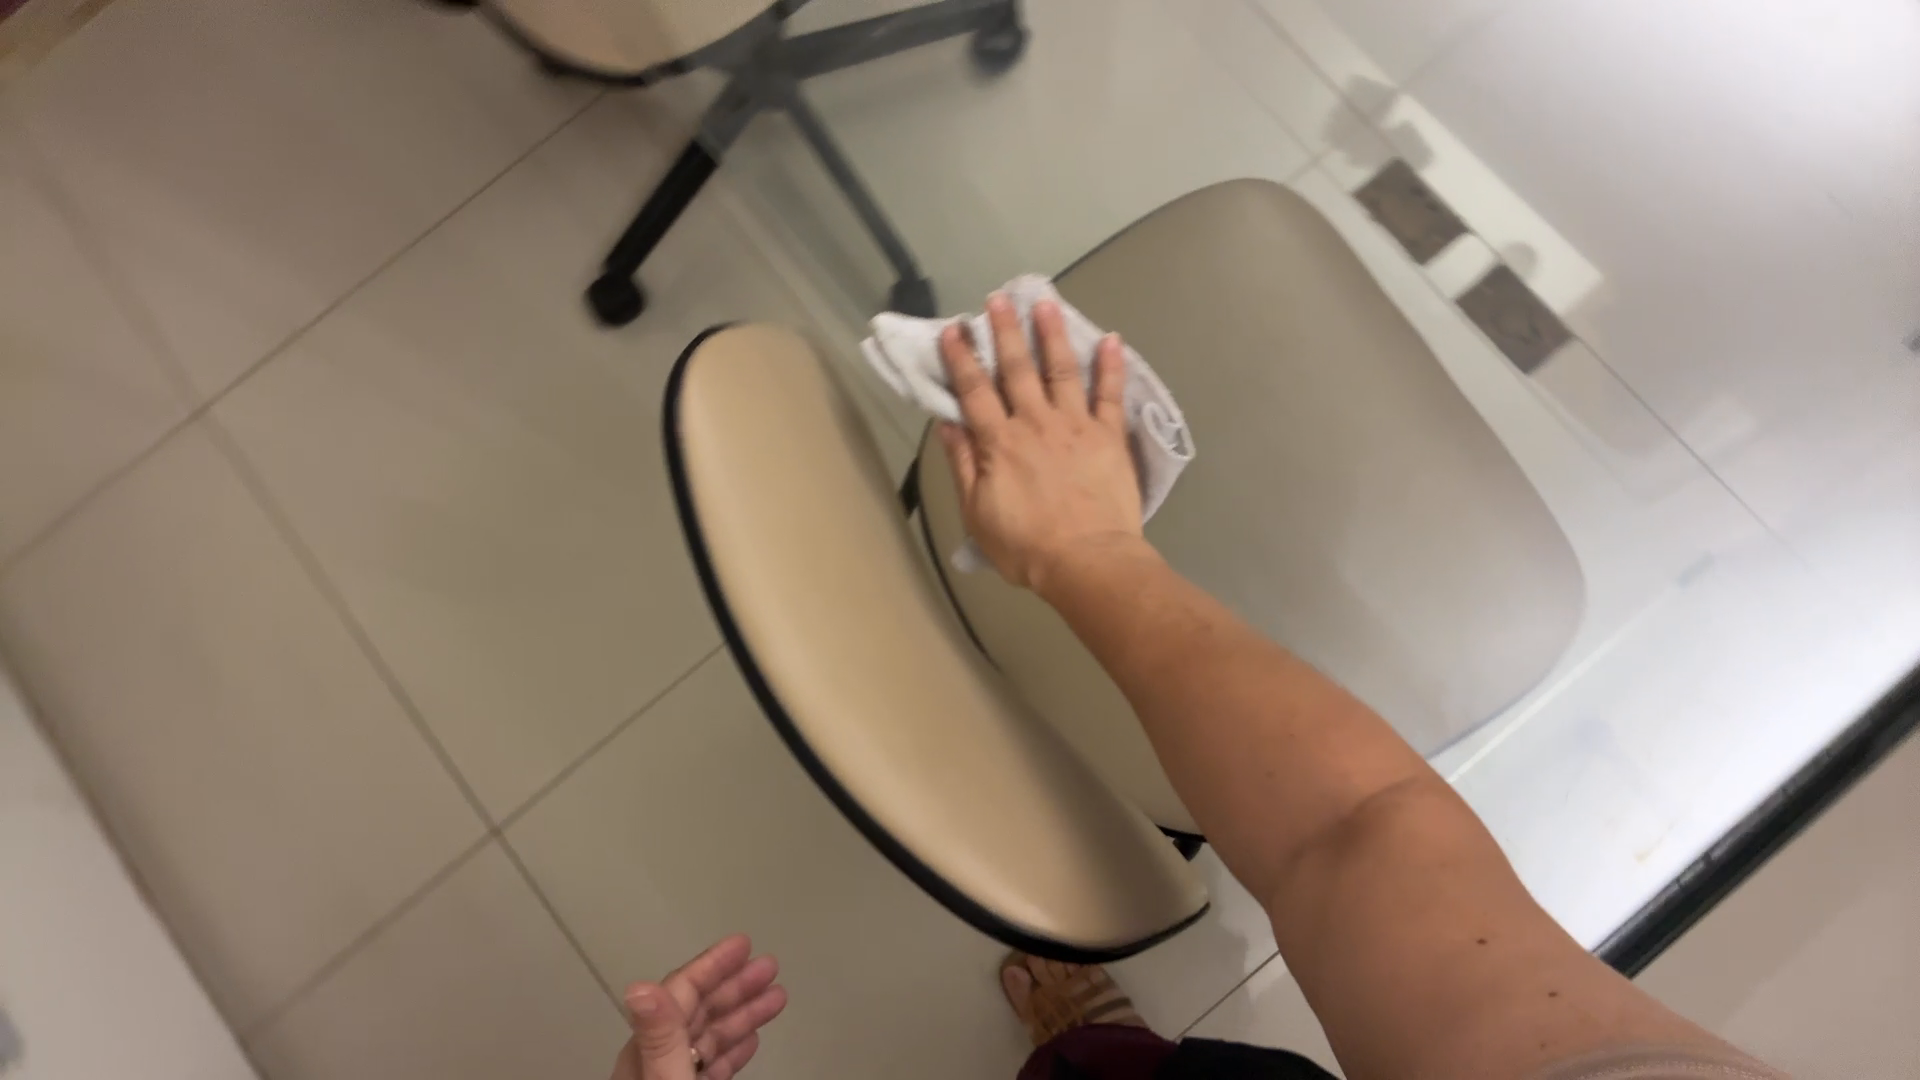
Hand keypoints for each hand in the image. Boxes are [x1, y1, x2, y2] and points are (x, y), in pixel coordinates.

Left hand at [609, 935, 786, 1079]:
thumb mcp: (667, 1078)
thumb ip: (661, 1034)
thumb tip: (639, 985)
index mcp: (646, 1051)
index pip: (681, 992)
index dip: (713, 963)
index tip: (745, 943)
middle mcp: (654, 1060)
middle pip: (698, 1010)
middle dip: (735, 985)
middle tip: (771, 966)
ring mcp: (669, 1078)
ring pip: (708, 1037)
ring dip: (742, 1014)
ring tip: (777, 997)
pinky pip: (709, 1065)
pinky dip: (731, 1049)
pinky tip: (751, 1041)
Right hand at [937, 293, 1146, 592]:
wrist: (1086, 562)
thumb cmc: (1025, 546)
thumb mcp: (977, 513)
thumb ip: (964, 465)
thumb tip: (948, 424)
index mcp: (999, 443)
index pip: (974, 392)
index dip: (962, 359)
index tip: (954, 330)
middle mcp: (1035, 424)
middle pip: (1016, 370)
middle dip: (1005, 332)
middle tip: (998, 299)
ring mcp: (1075, 426)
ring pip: (1060, 371)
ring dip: (1051, 335)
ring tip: (1046, 303)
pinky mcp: (1109, 436)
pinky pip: (1110, 395)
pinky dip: (1111, 366)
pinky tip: (1111, 339)